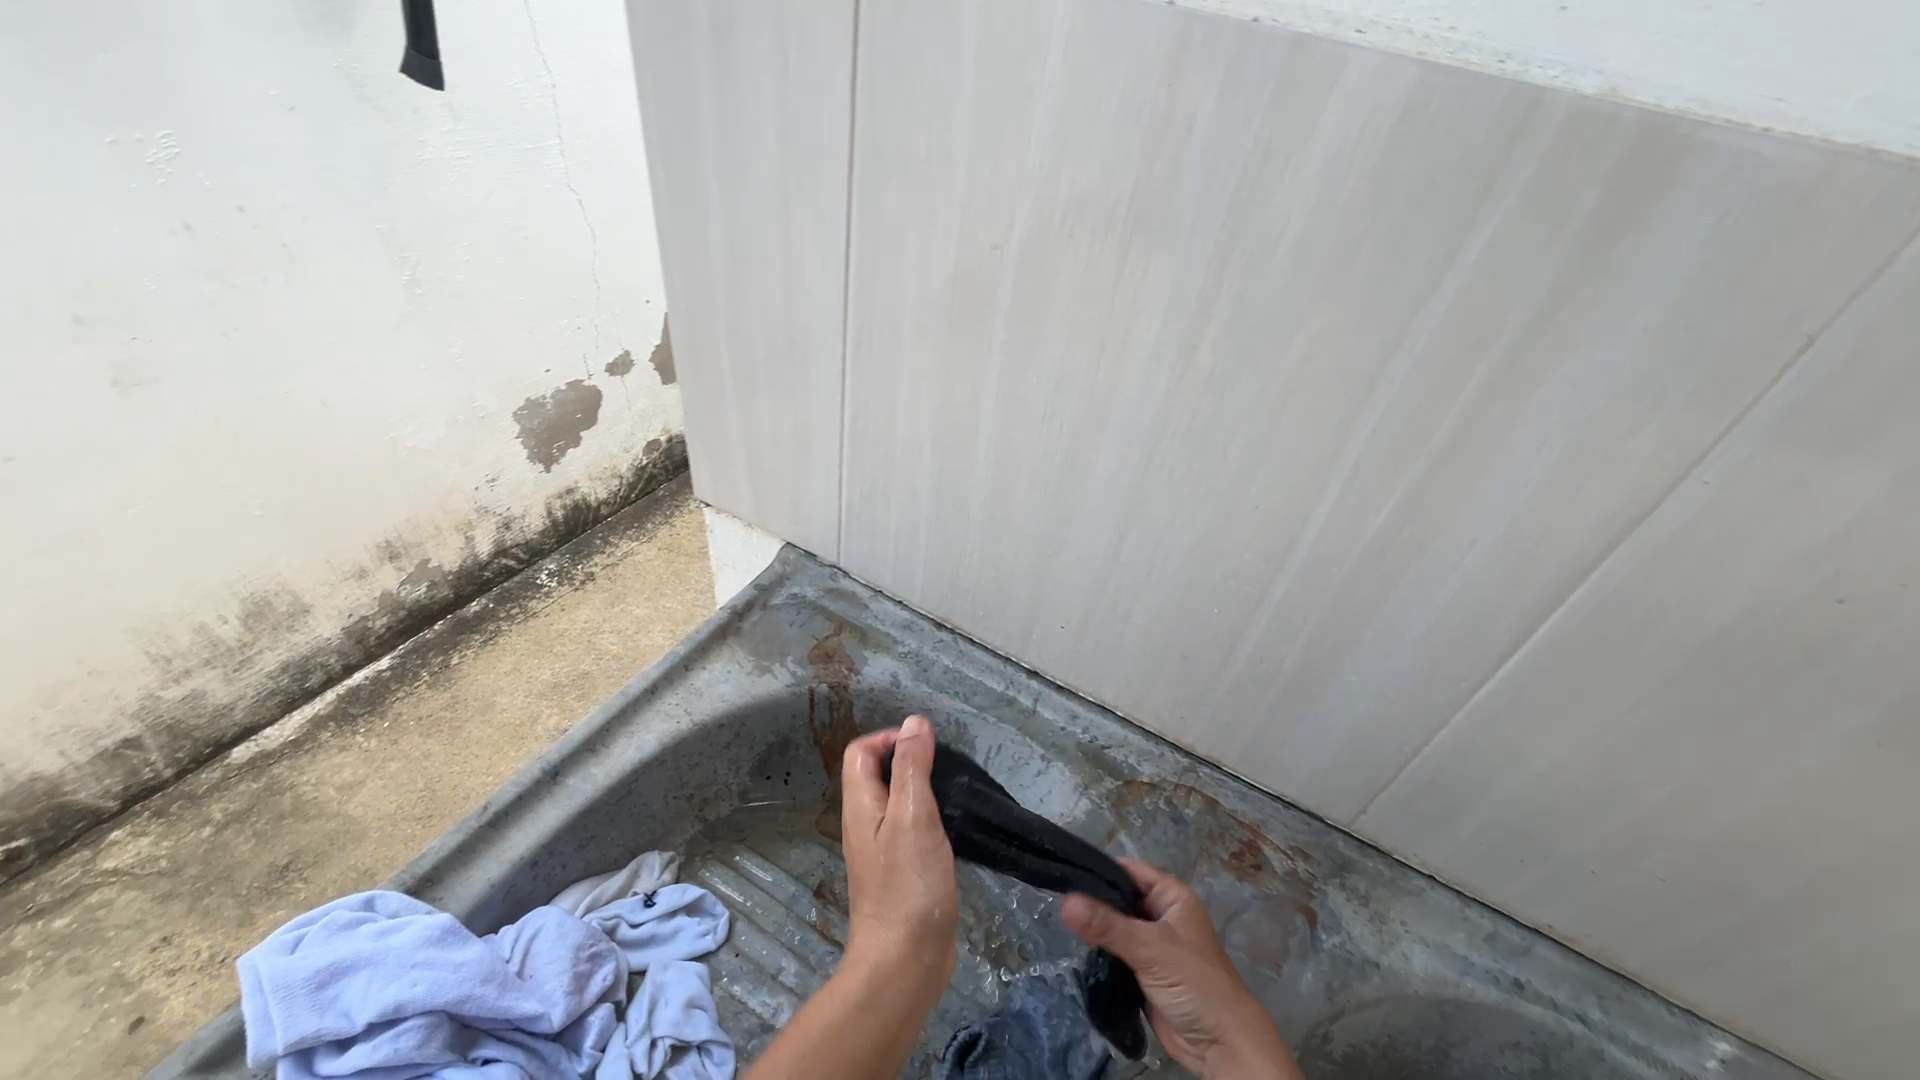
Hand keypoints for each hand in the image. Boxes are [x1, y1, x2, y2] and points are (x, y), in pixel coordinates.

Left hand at [838, 715, 958, 1000]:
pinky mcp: (902, 873)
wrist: (906, 961)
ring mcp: (882, 851)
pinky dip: (931, 819)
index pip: (860, 752)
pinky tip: (954, 829)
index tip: (926, 747)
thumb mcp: (914, 816)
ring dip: (922, 790)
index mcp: (861, 806)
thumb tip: (914, 723)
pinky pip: (911, 830)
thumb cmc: (909, 886)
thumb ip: (912, 767)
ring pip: (897, 803)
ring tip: (955, 793)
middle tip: (946, 768)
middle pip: (877, 775)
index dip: (889, 738)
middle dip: (909, 760)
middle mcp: (865, 824)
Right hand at [1062, 859, 1302, 1079]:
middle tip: (1058, 903)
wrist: (1220, 1044)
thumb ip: (1107, 925)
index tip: (1063, 875)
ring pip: (1114, 927)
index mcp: (1170, 896)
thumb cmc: (1195, 983)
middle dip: (1092, 902)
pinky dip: (1100, 952)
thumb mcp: (1150, 948)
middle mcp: (1161, 915)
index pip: (1127, 871)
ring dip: (1094, 930)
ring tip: (1062, 924)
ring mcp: (1152, 944)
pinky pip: (1115, 953)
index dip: (1097, 870)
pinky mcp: (1143, 971)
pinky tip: (1079, 950)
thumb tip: (1065, 901)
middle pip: (1118, 898)